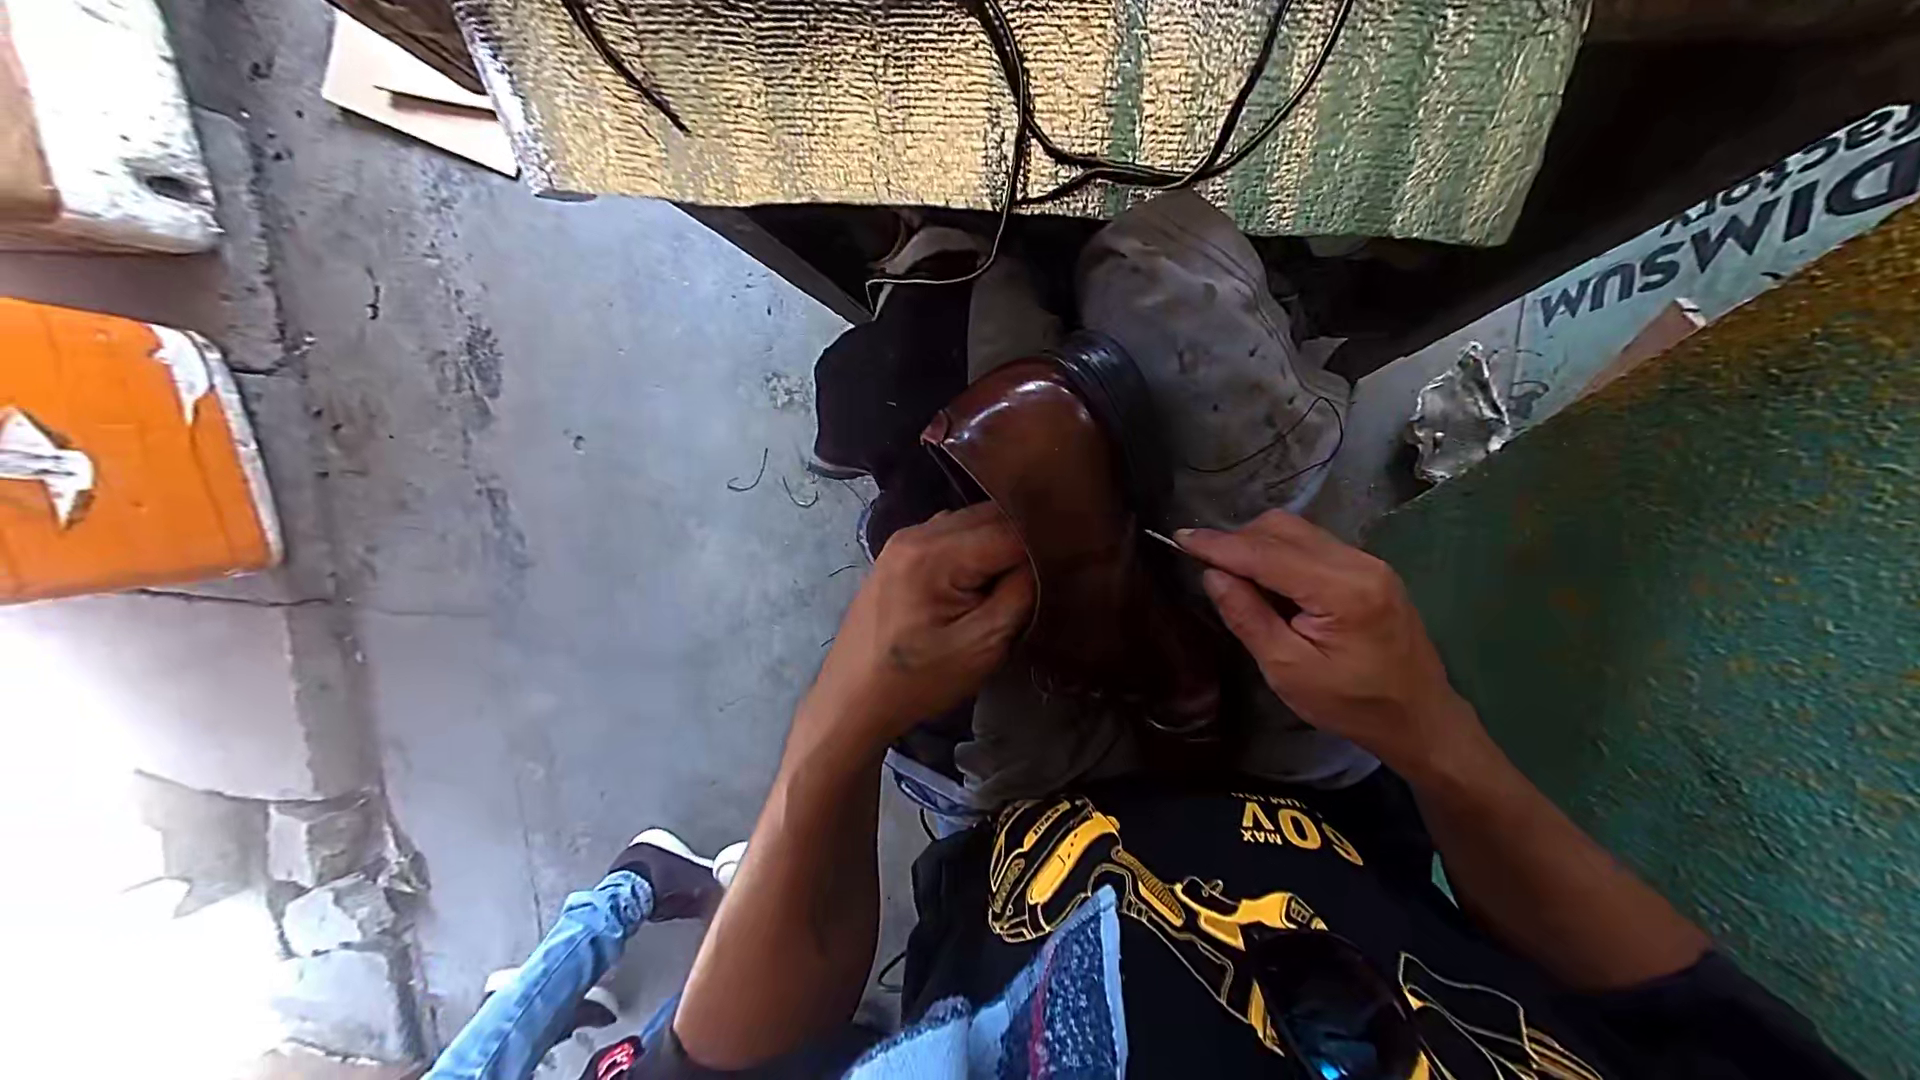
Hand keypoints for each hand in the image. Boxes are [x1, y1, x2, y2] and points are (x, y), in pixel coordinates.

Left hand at [804, 503, 1034, 751]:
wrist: (852, 699)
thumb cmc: (917, 681)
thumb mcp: (981, 646)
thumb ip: (1020, 593)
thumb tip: (1046, 558)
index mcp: (935, 553)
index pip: (1011, 529)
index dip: (1046, 544)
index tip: (1074, 562)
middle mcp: (917, 532)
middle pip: (991, 516)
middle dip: (1025, 540)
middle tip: (1054, 569)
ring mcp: (904, 539)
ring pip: (972, 523)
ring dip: (1001, 543)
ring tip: (1023, 575)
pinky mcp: (900, 553)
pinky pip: (952, 535)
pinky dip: (977, 548)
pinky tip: (987, 576)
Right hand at [1179, 511, 1490, 780]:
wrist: (1420, 719)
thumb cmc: (1352, 704)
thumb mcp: (1287, 670)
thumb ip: (1247, 617)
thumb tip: (1212, 575)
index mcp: (1342, 591)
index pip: (1265, 554)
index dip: (1218, 545)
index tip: (1180, 537)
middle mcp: (1359, 563)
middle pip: (1281, 530)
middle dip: (1235, 540)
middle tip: (1204, 564)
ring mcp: (1368, 562)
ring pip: (1296, 530)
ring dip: (1255, 543)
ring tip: (1231, 572)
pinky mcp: (1368, 568)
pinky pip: (1311, 542)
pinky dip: (1278, 550)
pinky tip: (1265, 577)